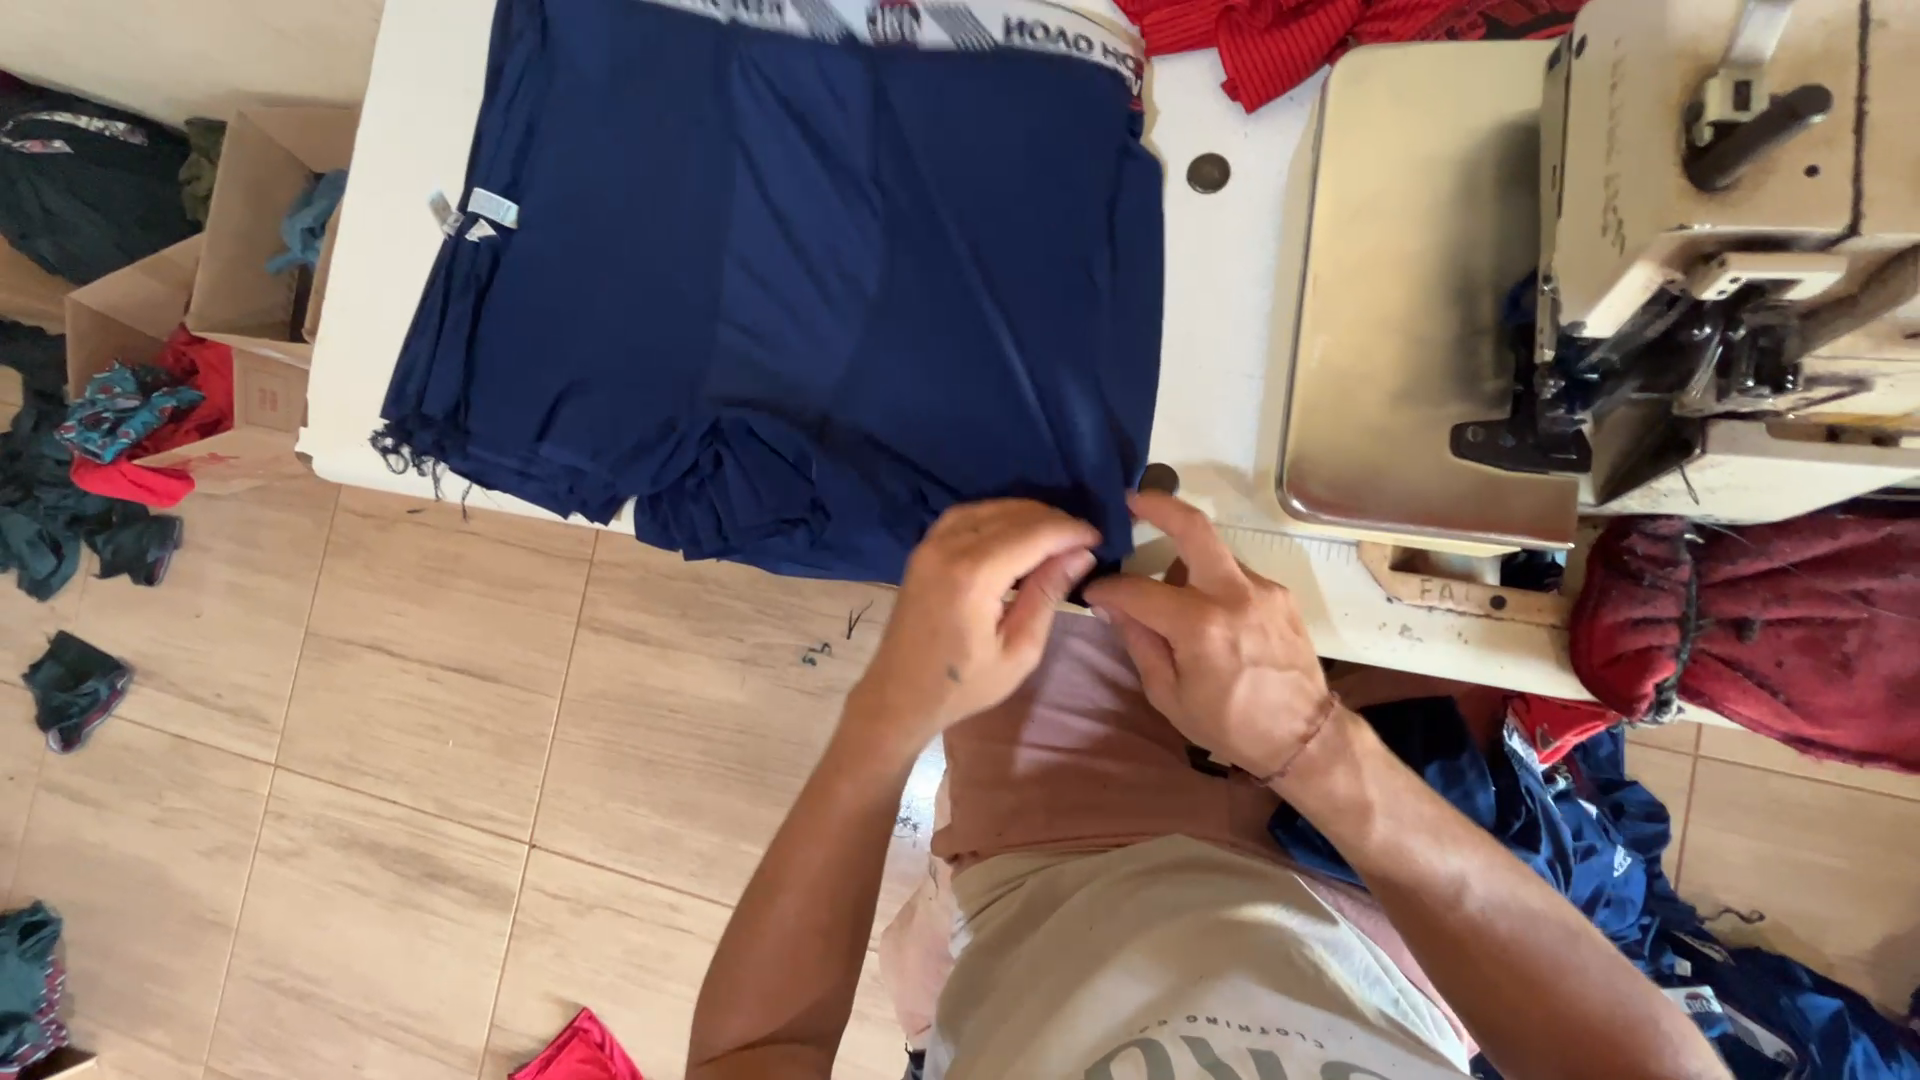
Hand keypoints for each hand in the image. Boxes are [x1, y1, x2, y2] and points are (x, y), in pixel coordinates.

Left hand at [848, 500, 1100, 745]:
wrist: (899, 694)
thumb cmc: (963, 685)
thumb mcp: (1019, 650)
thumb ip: (1048, 594)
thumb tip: (1081, 554)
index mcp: (973, 576)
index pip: (1033, 533)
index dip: (1070, 530)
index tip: (1098, 539)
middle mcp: (948, 548)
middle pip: (1012, 514)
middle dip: (1052, 521)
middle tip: (1081, 541)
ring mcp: (930, 545)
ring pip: (988, 508)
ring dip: (1025, 515)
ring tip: (1055, 536)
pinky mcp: (922, 549)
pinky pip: (965, 516)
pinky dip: (996, 516)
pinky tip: (1015, 533)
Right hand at [1082, 491, 1333, 782]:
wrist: (1304, 737)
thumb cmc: (1228, 724)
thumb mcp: (1168, 694)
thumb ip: (1138, 641)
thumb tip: (1111, 605)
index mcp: (1201, 625)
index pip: (1138, 590)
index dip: (1108, 589)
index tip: (1093, 592)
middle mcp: (1234, 594)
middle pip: (1194, 528)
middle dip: (1159, 506)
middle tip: (1133, 501)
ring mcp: (1262, 589)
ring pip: (1213, 555)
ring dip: (1185, 565)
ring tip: (1173, 599)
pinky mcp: (1279, 594)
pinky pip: (1234, 575)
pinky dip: (1212, 585)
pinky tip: (1210, 616)